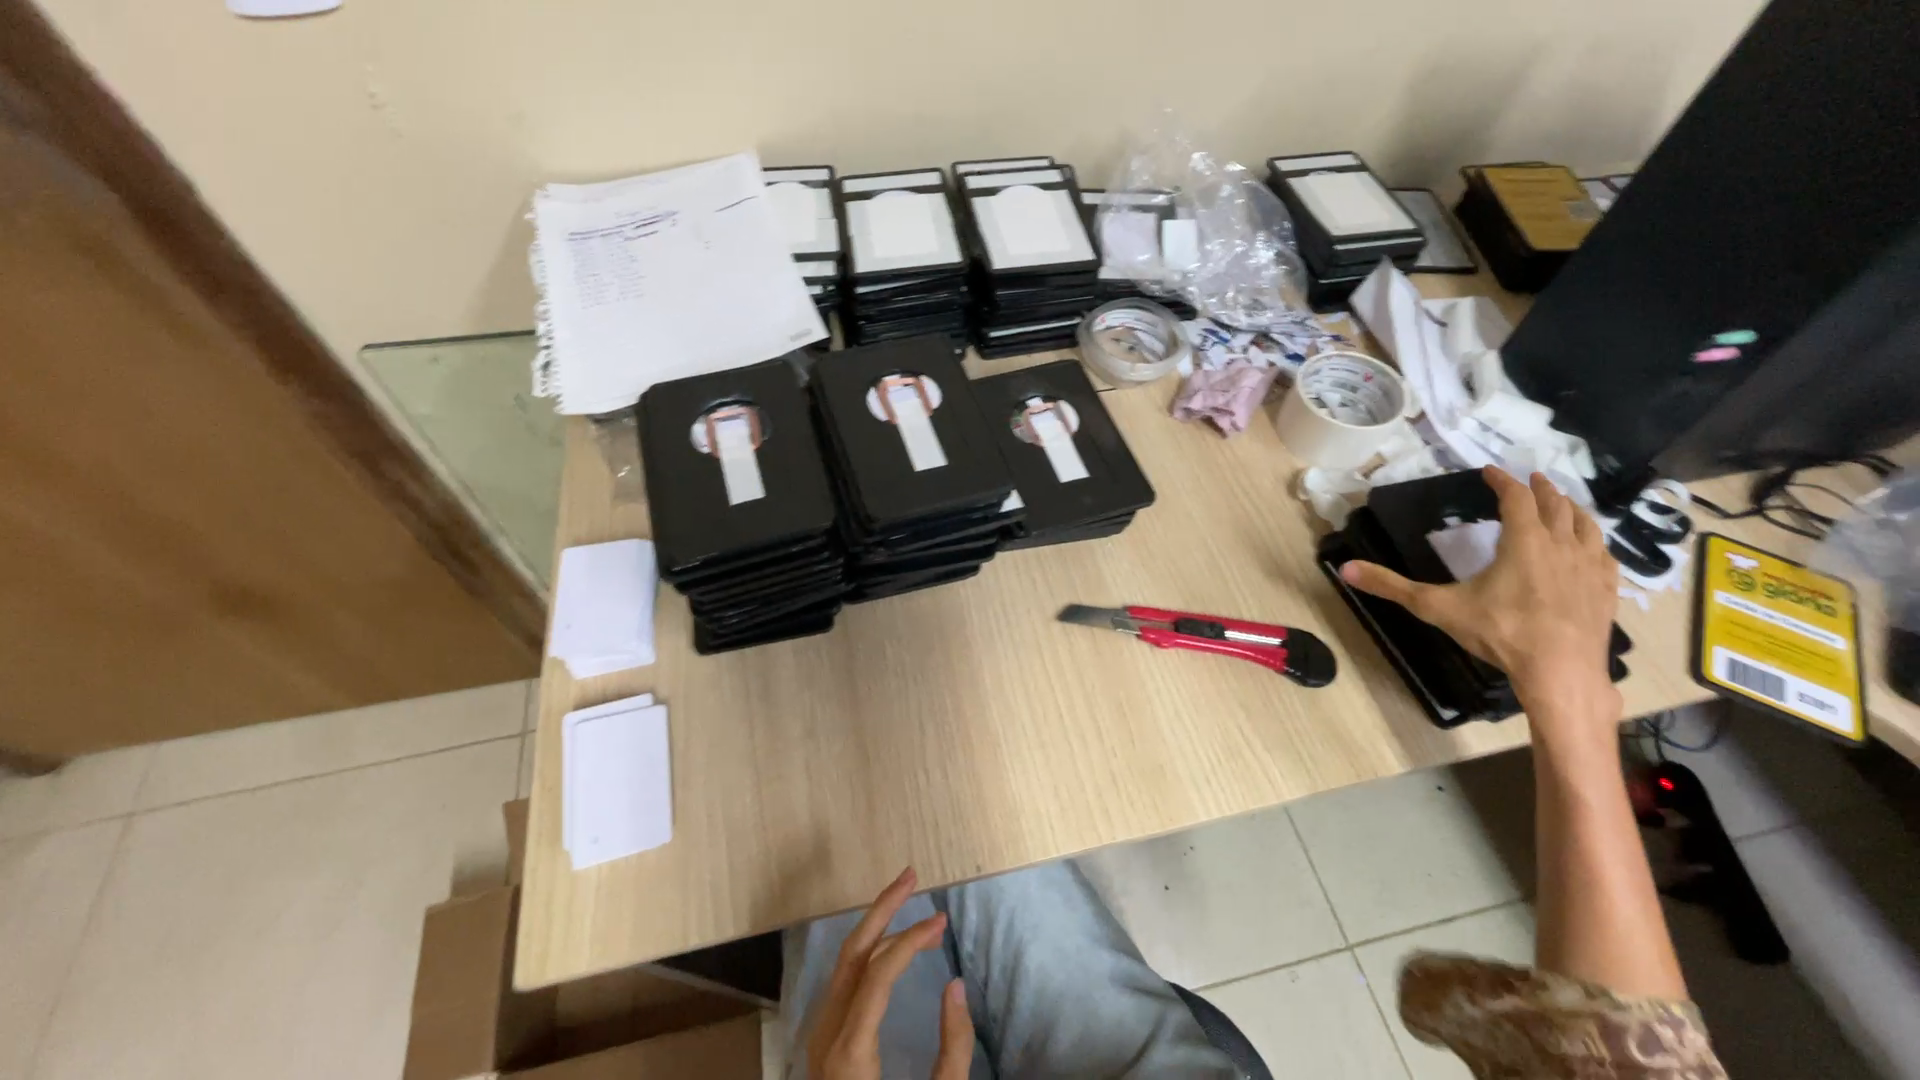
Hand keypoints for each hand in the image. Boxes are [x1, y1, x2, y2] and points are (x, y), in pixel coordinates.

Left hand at [806, 867, 973, 1079]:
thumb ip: (952, 1050)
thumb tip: (957, 987)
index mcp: (850, 1049)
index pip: (878, 972)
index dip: (911, 939)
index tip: (943, 921)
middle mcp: (826, 1035)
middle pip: (851, 954)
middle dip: (882, 909)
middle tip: (912, 876)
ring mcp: (818, 1039)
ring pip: (841, 966)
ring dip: (874, 928)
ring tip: (906, 904)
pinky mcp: (821, 1046)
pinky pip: (840, 984)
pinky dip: (865, 955)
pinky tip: (886, 949)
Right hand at [1341, 467, 1620, 738]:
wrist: (1561, 673)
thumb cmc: (1500, 634)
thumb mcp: (1438, 608)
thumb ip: (1393, 587)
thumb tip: (1345, 569)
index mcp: (1524, 541)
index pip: (1516, 497)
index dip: (1502, 481)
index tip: (1490, 472)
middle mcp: (1562, 544)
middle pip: (1556, 504)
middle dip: (1540, 488)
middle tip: (1530, 479)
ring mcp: (1590, 567)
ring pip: (1586, 525)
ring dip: (1572, 509)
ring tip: (1563, 504)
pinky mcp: (1607, 590)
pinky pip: (1604, 554)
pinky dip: (1594, 542)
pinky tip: (1591, 548)